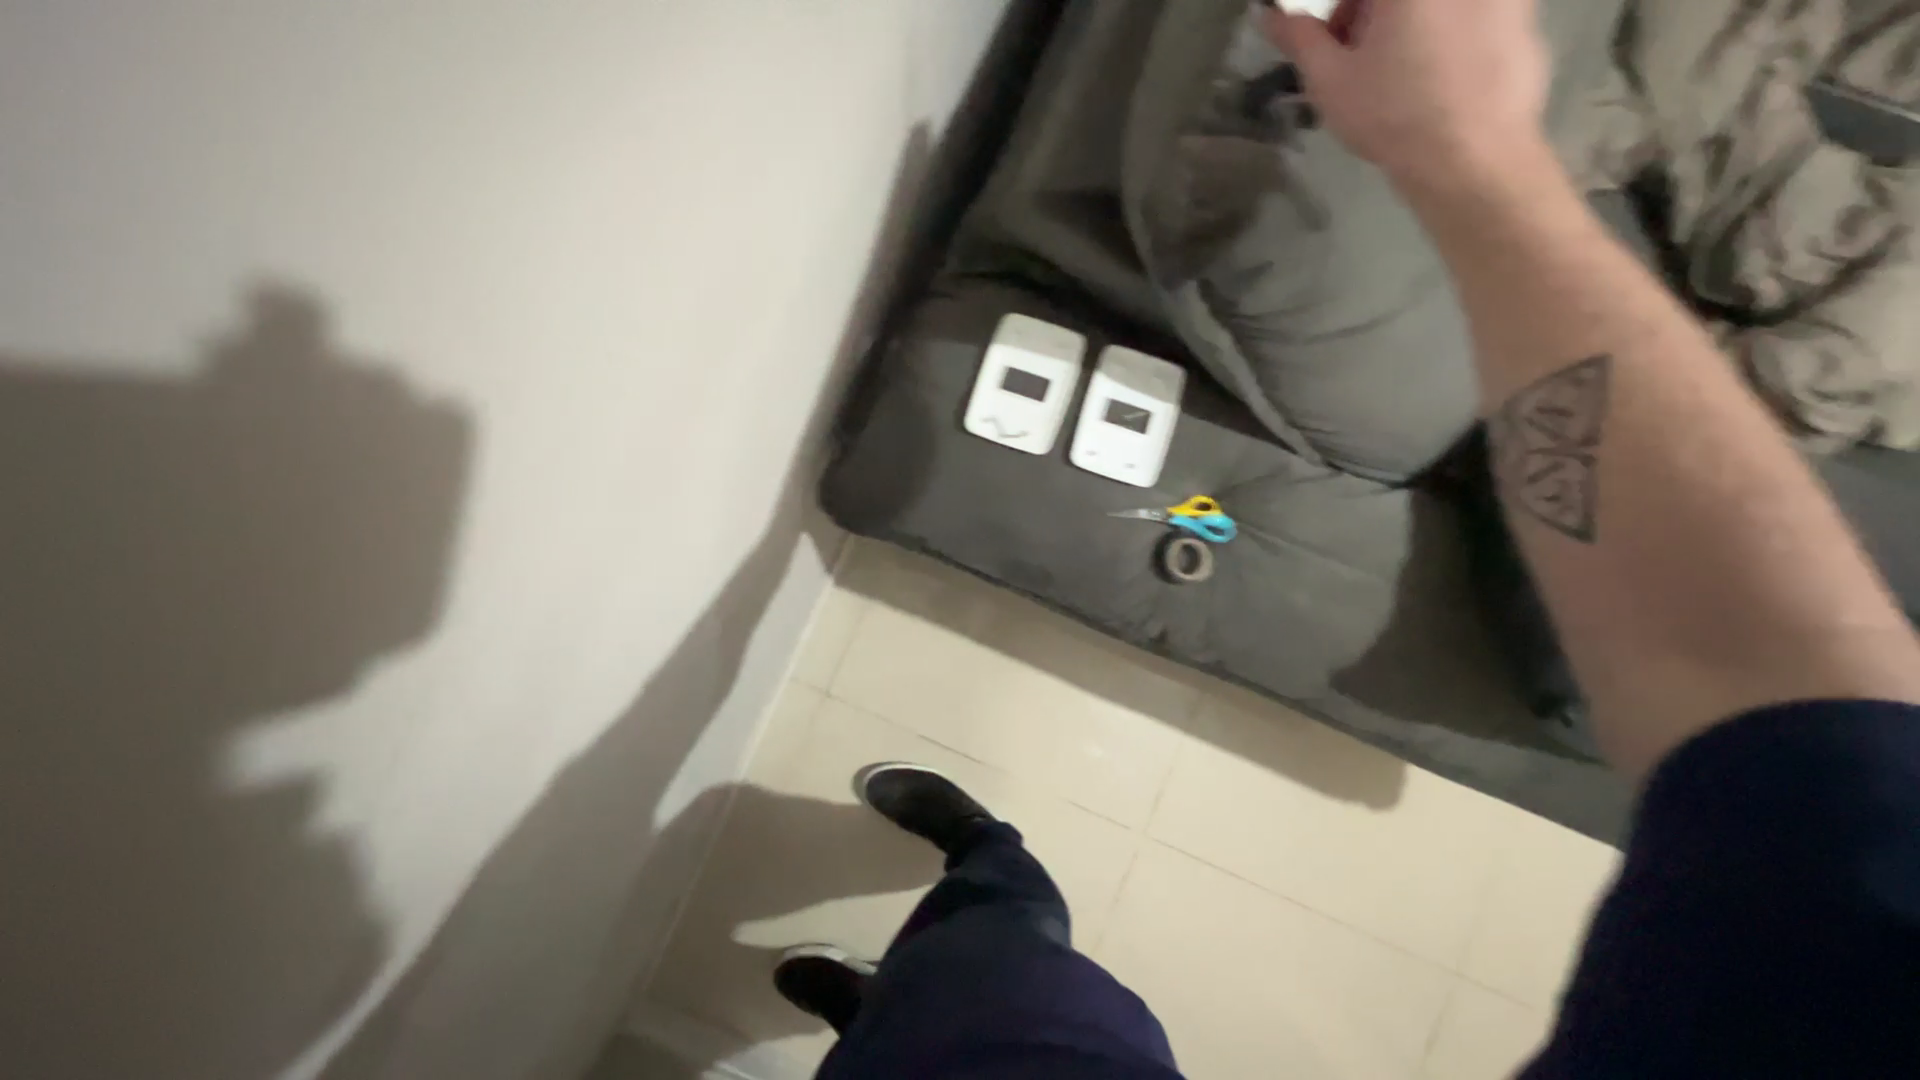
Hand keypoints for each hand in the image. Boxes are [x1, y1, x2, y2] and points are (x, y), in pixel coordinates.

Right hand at [1265, 0, 1552, 190]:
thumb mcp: (1330, 81)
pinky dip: (1446, 31)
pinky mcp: (1524, 13)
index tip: (1329, 37)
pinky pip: (1471, 12)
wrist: (1473, 157)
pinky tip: (1435, 76)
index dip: (1338, 10)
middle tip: (1354, 51)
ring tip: (1394, 69)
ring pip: (1434, 4)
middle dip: (1370, 12)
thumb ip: (1299, 38)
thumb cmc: (1393, 115)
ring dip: (1407, 21)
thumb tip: (1270, 14)